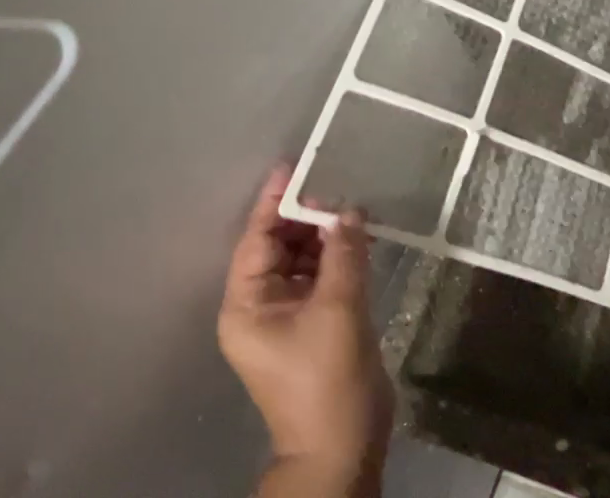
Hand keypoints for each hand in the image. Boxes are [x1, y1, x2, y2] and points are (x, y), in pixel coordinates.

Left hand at [218, 166, 391, 490]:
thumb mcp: (337, 309)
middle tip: (338, 181)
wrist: (343, 443)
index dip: (276, 203)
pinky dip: (341, 255)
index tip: (294, 166)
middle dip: (307, 216)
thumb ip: (343, 253)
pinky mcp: (318, 324)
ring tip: (353, 201)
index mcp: (247, 304)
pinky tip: (362, 233)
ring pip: (305, 260)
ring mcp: (290, 316)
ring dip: (327, 234)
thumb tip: (349, 210)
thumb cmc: (326, 377)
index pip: (257, 240)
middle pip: (280, 247)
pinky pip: (324, 277)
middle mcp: (262, 306)